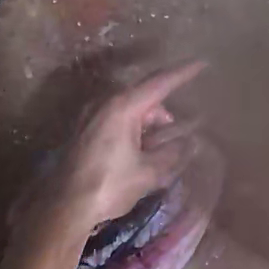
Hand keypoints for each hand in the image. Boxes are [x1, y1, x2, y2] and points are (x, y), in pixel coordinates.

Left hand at [16, 62, 206, 238]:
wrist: (66, 205)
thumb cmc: (109, 186)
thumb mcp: (149, 172)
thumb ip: (173, 153)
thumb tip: (190, 143)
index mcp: (122, 107)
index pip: (159, 83)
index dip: (183, 73)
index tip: (202, 63)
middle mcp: (103, 104)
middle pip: (142, 95)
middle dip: (163, 109)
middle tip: (177, 129)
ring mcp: (90, 115)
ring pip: (127, 108)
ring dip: (146, 120)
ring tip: (159, 145)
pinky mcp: (83, 130)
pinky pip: (114, 118)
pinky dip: (131, 127)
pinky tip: (139, 148)